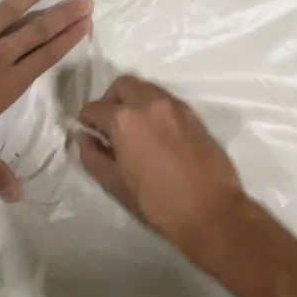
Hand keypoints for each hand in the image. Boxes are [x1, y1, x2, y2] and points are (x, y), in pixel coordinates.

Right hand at [76, 75, 252, 255]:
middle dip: (110, 100)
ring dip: (134, 100)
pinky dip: (154, 108)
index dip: (86, 120)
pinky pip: (166, 100)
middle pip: (122, 85)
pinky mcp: (194, 115)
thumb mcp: (115, 184)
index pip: (94, 108)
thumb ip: (93, 157)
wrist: (211, 212)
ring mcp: (175, 106)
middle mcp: (149, 103)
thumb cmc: (157, 202)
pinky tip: (156, 134)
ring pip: (146, 88)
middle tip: (109, 124)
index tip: (88, 132)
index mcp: (124, 119)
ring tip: (133, 128)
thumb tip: (85, 139)